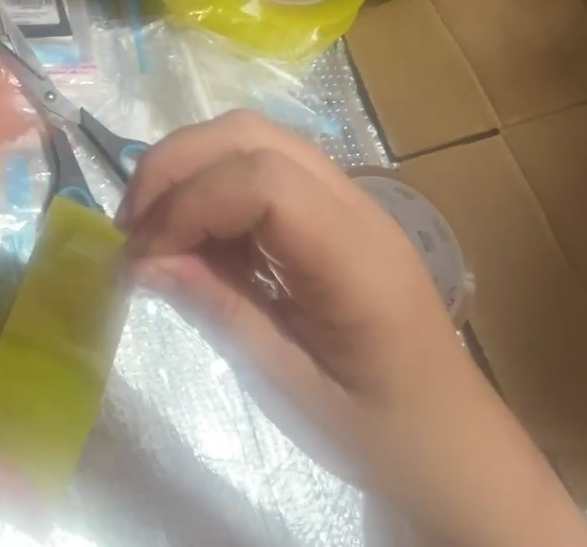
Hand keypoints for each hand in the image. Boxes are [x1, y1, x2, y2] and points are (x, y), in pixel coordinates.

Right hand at [119, 111, 586, 546]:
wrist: (454, 450)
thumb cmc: (378, 433)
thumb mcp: (291, 388)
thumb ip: (218, 312)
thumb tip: (139, 262)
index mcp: (358, 260)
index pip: (263, 181)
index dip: (189, 203)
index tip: (144, 257)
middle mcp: (356, 208)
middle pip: (249, 136)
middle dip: (173, 168)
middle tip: (132, 230)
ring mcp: (346, 200)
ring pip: (250, 137)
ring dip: (186, 168)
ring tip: (153, 228)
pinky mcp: (329, 209)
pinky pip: (257, 165)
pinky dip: (208, 185)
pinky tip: (194, 237)